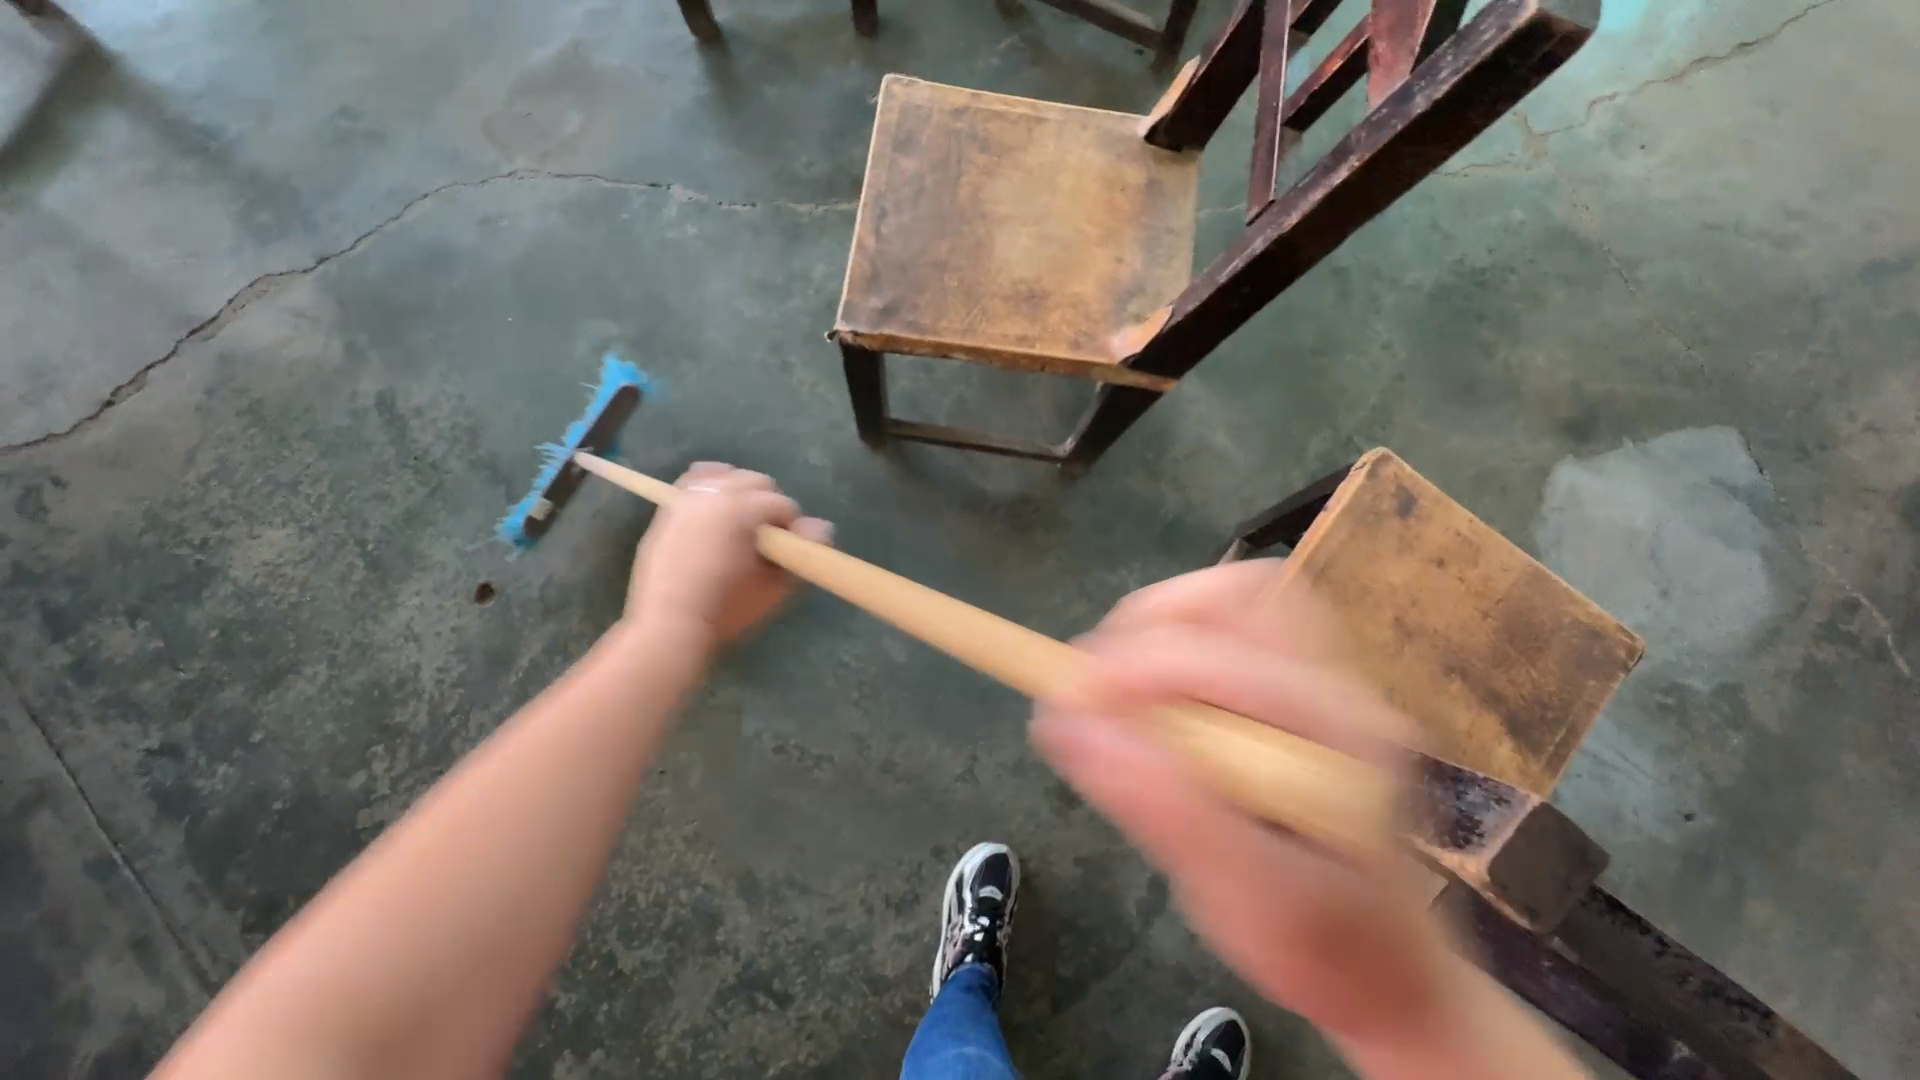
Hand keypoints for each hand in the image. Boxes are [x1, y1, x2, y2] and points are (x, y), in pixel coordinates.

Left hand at [624, 463, 831, 644]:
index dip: (791, 526)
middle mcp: (715, 495)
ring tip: (743, 524)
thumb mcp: (773, 587)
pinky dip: (712, 485)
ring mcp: (688, 499)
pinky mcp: (669, 509)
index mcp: (743, 511)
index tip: (787, 550)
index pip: (782, 504)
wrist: (668, 625)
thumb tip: (823, 526)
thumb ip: (800, 551)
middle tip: (766, 538)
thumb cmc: (725, 610)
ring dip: (742, 494)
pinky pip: (695, 480)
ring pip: (727, 477)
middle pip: (757, 482)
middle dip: (768, 505)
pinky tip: (718, 505)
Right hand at [1031, 560, 1455, 1050]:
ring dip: (1164, 624)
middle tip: (1095, 684)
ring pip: (1240, 597)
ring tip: (1120, 684)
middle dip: (1150, 624)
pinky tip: (1159, 697)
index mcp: (1339, 734)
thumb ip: (1161, 806)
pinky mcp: (1307, 686)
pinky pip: (1238, 624)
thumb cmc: (1320, 946)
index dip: (1131, 666)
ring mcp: (1332, 680)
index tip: (1066, 701)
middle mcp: (1343, 687)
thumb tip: (1068, 722)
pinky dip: (1180, 639)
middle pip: (1244, 593)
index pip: (1223, 656)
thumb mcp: (1238, 896)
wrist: (1387, 969)